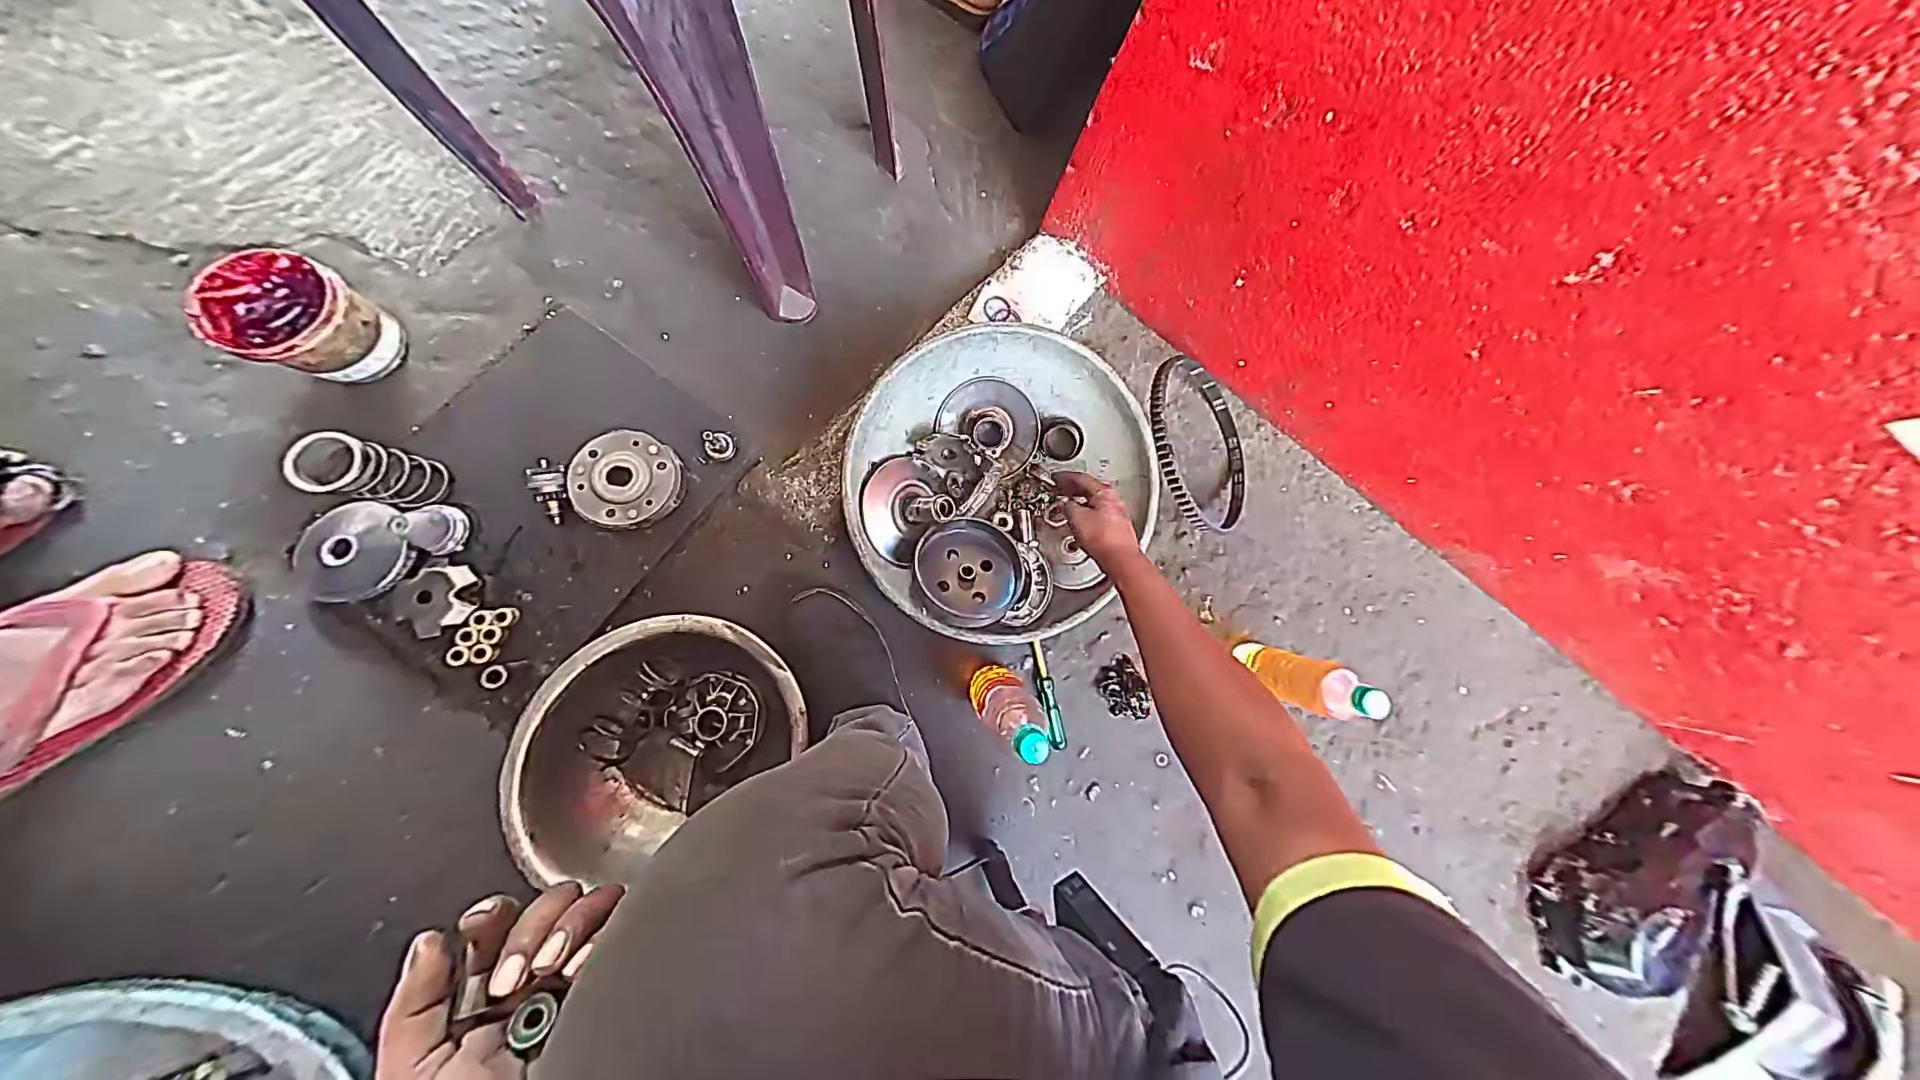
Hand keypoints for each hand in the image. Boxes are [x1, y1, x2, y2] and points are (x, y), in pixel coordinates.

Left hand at [376, 882, 624, 1079]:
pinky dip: (603, 930)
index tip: (478, 926)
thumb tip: (431, 939)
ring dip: (565, 925)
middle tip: (511, 975)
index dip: (490, 916)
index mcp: (491, 998)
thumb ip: (413, 1008)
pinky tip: (581, 964)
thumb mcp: (416, 1074)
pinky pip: (624, 923)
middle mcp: (542, 977)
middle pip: (544, 906)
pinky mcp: (623, 971)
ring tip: (548, 968)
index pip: (499, 927)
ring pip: (587, 904)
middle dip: (528, 926)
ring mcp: (587, 973)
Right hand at [1053, 472, 1140, 570]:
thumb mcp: (1077, 518)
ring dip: (1079, 504)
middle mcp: (1114, 501)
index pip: (1082, 478)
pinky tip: (1079, 522)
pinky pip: (1097, 516)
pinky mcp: (1116, 528)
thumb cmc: (1105, 539)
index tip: (1057, 478)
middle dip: (1072, 490)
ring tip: (1066, 507)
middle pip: (1089, 490)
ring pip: (1093, 503)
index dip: (1066, 477)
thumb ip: (1067, 506)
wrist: (1120, 559)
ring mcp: (1117, 514)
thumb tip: (1063, 503)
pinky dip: (1086, 515)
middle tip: (1060, 490)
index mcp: (1105, 493)